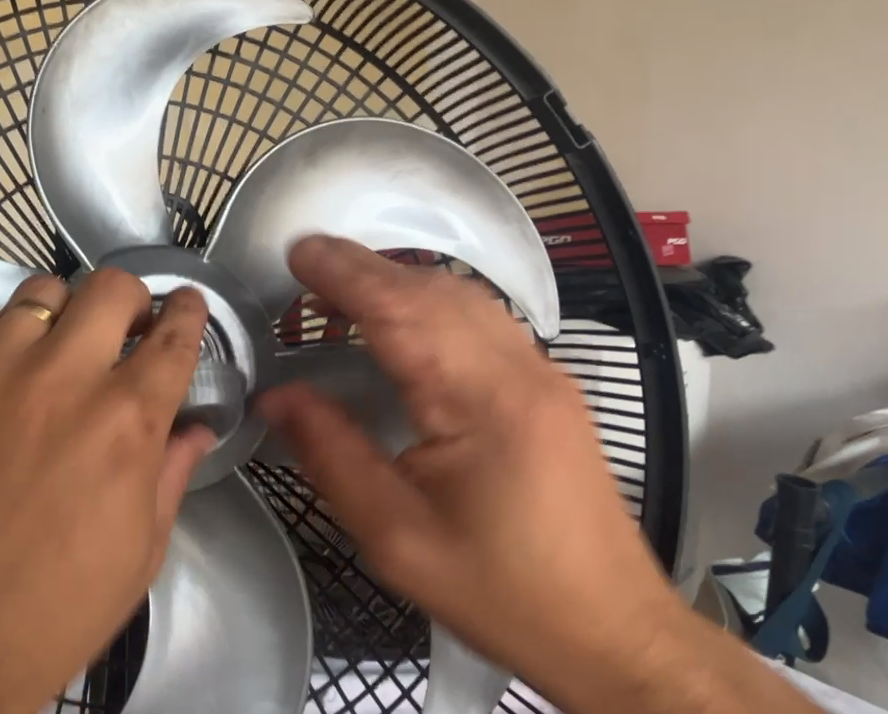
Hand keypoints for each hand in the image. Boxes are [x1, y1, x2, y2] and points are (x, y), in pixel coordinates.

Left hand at [0, 269, 214, 713]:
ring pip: (39, 291)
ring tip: (52, 343)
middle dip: (128, 298)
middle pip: (110, 289)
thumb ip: (171, 474)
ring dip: (58, 311)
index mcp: (127, 421)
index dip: (187, 312)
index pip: (173, 336)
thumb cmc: (54, 606)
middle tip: (121, 324)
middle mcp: (65, 377)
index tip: (185, 304)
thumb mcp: (139, 552)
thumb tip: (196, 428)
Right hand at [257, 236, 813, 712]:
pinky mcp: (549, 386)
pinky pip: (481, 317)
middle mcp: (519, 369)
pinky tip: (398, 321)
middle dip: (363, 268)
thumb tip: (275, 395)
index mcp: (481, 401)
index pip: (401, 310)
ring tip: (337, 293)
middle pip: (432, 289)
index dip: (345, 274)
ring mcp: (543, 373)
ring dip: (396, 280)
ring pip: (461, 295)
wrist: (613, 632)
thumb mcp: (395, 536)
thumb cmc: (500, 590)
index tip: (296, 254)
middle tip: (303, 267)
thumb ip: (331, 453)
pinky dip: (428, 300)